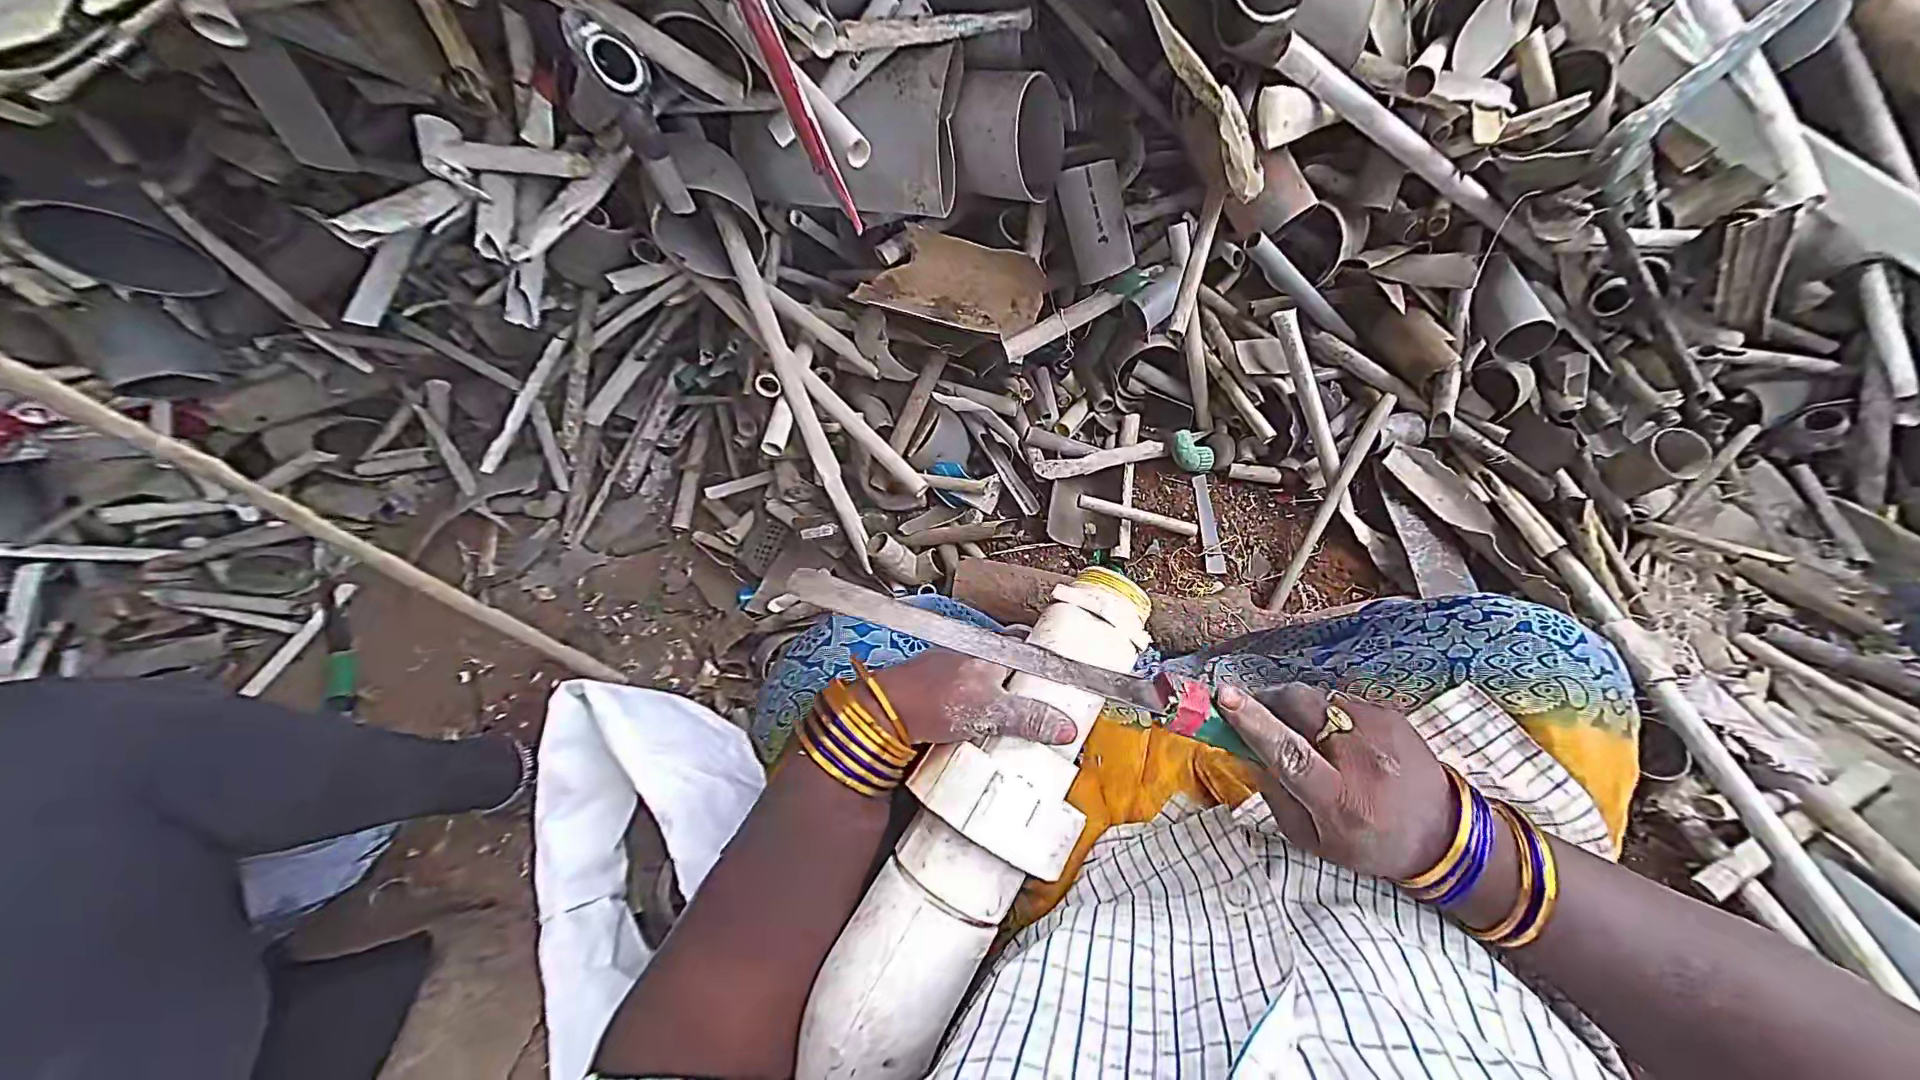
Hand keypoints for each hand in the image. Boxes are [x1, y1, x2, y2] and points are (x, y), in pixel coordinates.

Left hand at [868, 649, 1076, 745]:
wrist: (886, 709)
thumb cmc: (935, 701)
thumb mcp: (990, 713)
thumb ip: (1028, 718)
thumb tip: (1066, 728)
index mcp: (992, 651)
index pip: (1028, 641)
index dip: (1044, 654)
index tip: (1057, 671)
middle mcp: (972, 649)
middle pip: (1007, 656)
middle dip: (1022, 672)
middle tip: (1036, 695)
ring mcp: (951, 661)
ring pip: (985, 669)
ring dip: (997, 684)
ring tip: (1009, 709)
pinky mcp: (934, 677)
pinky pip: (965, 681)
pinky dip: (974, 693)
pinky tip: (975, 712)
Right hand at [1216, 682, 1456, 881]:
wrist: (1448, 836)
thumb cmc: (1368, 843)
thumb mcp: (1312, 838)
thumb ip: (1274, 793)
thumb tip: (1243, 748)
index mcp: (1338, 800)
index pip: (1289, 753)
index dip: (1254, 721)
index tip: (1224, 696)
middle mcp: (1361, 760)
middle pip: (1298, 706)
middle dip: (1266, 700)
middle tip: (1256, 711)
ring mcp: (1379, 731)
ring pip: (1314, 698)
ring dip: (1296, 708)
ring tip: (1306, 735)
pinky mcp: (1390, 713)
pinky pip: (1337, 700)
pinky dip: (1323, 713)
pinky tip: (1336, 737)